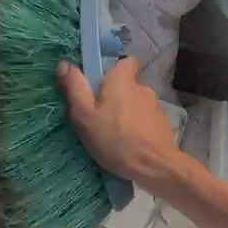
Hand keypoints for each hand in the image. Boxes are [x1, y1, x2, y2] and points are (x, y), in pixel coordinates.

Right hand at [57, 57, 200, 194]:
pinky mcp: (162, 124)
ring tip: (114, 134)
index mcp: (123, 80)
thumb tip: (64, 64)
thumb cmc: (116, 139)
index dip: (113, 70)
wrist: (155, 166)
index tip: (99, 86)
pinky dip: (137, 126)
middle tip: (99, 116)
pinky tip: (129, 143)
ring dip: (126, 113)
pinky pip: (145, 119)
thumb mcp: (85, 115)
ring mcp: (155, 106)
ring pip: (136, 103)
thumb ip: (75, 88)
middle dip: (115, 96)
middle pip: (127, 85)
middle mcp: (142, 87)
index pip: (126, 62)